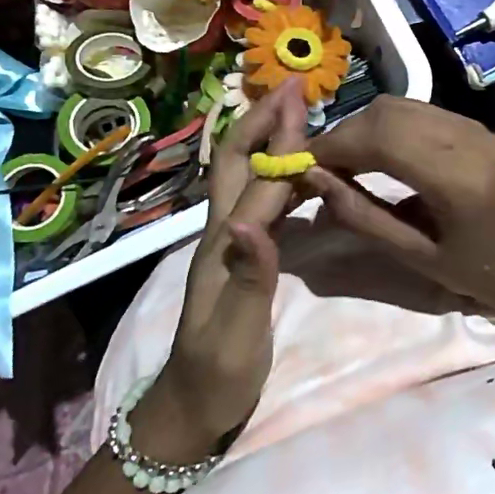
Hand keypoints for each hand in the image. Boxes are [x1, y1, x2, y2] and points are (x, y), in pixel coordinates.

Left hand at [136, 79, 306, 462]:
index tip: (295, 96)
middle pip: (237, 164)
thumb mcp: (235, 330)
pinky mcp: (243, 257)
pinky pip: (263, 203)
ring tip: (297, 117)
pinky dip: (280, 176)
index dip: (277, 136)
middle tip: (290, 89)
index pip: (257, 179)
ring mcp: (232, 244)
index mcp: (225, 244)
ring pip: (248, 178)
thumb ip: (249, 276)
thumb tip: (251, 223)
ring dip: (269, 141)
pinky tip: (300, 174)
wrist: (194, 403)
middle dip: (261, 121)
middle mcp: (225, 233)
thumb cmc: (218, 370)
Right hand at [300, 97, 494, 308]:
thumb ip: (359, 214)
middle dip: (347, 134)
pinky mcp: (477, 124)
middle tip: (321, 161)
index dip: (339, 145)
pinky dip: (385, 125)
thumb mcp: (407, 253)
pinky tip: (373, 148)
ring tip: (344, 156)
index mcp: (461, 182)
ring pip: (401, 106)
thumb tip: (313, 176)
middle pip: (390, 115)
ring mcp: (479, 128)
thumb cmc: (464, 268)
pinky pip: (417, 111)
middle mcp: (473, 143)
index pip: (386, 142)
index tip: (306, 162)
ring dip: (363, 126)